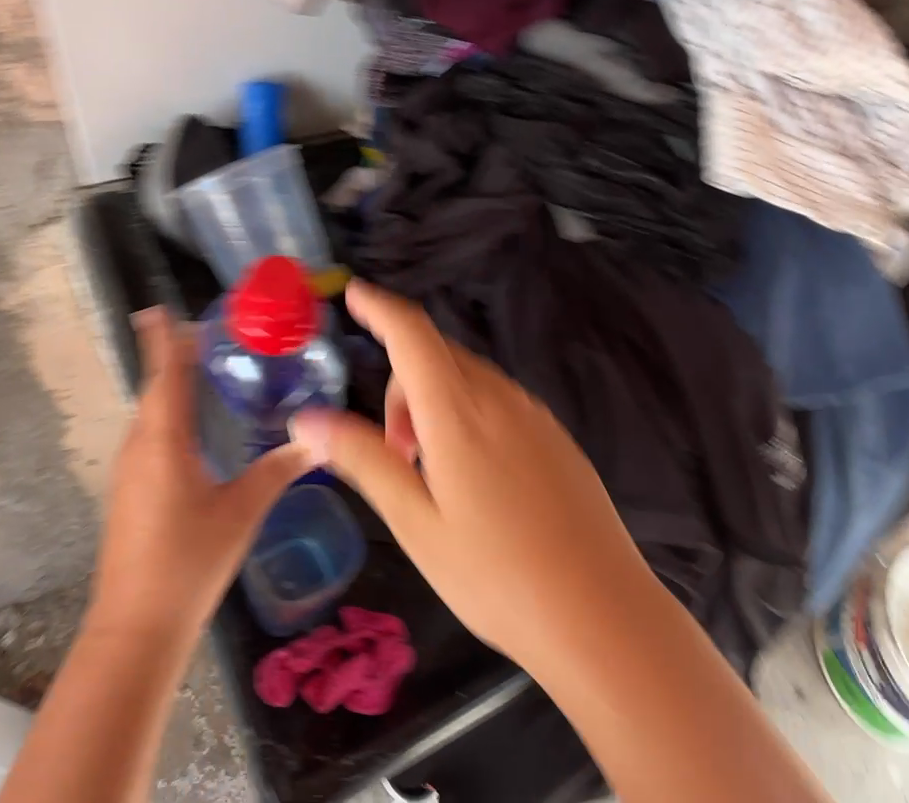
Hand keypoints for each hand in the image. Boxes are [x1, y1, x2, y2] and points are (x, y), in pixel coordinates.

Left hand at [88, 308, 315, 634]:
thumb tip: (316, 439)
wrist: (136, 624)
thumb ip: (278, 470)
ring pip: (149, 417)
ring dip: (170, 392)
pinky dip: (168, 421)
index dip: (163, 340)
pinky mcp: (126, 494)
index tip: (161, 309)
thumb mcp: (242, 512)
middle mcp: (137, 448)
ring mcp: (126, 473)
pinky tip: (193, 434)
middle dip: (172, 361)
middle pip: (153, 391)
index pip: (162, 375)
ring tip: (204, 376)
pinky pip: (147, 440)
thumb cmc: (189, 561)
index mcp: (162, 442)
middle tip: (208, 340)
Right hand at [290, 282, 659, 665]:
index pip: (412, 335)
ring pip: (470, 381)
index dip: (379, 308)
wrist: (600, 614)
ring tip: (432, 477)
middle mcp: (501, 398)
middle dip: (402, 384)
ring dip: (435, 405)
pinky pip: (500, 403)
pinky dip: (470, 417)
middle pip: (438, 356)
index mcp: (459, 413)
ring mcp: (536, 416)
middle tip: (394, 454)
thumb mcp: (415, 523)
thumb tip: (308, 418)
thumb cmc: (495, 575)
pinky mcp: (557, 439)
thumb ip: (364, 460)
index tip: (353, 294)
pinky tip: (476, 482)